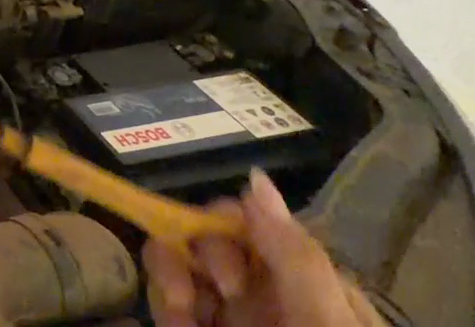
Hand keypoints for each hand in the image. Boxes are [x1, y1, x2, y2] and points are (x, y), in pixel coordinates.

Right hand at [145, 169, 381, 326]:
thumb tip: (253, 176)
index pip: (240, 218)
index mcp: (299, 277)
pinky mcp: (193, 326)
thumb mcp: (324, 321)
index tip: (219, 258)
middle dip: (185, 257)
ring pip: (171, 263)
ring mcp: (226, 312)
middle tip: (202, 298)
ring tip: (184, 321)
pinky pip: (163, 299)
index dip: (215, 223)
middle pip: (195, 235)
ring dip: (167, 285)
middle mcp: (258, 287)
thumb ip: (292, 253)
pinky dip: (164, 309)